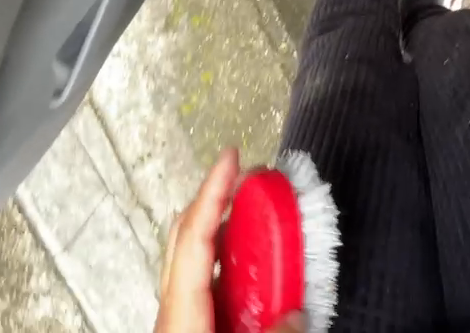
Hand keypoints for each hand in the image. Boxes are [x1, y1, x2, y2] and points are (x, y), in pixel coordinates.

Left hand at [154, 148, 305, 332]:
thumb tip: (297, 312)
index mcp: (179, 312)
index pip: (194, 235)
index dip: (213, 190)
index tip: (231, 154)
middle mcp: (172, 308)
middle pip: (186, 233)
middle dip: (215, 197)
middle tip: (248, 175)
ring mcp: (178, 318)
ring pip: (193, 255)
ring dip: (222, 225)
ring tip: (257, 212)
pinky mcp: (189, 327)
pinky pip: (204, 279)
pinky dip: (227, 257)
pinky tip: (254, 264)